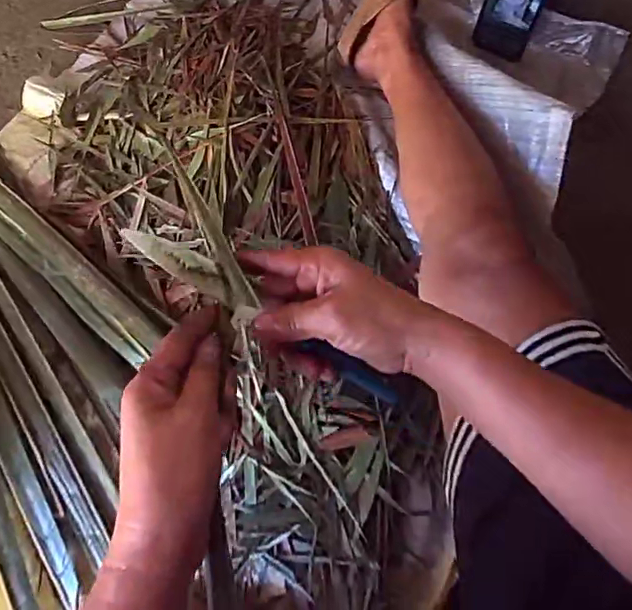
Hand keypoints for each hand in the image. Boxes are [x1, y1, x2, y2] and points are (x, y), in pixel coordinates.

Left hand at [99, 307, 233, 596]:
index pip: (179, 337)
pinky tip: (223, 441)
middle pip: (196, 364)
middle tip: (230, 392)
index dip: (203, 320)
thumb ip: (206, 369)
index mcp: (149, 382)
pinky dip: (218, 424)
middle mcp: (154, 395)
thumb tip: (213, 337)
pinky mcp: (181, 442)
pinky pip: (205, 416)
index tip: (228, 301)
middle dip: (218, 374)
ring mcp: (167, 420)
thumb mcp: (197, 412)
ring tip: (224, 426)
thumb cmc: (177, 470)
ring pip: (205, 391)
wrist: (163, 540)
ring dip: (221, 403)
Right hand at [242, 246, 448, 375]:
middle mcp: (315, 280)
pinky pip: (305, 340)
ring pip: (287, 325)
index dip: (243, 267)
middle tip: (265, 348)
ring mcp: (322, 305)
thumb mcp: (330, 318)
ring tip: (311, 365)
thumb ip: (290, 320)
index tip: (213, 278)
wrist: (417, 344)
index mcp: (316, 264)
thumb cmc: (376, 320)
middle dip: (271, 326)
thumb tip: (253, 322)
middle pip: (274, 299)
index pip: (270, 261)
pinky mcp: (330, 328)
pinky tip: (324, 370)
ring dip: (294, 349)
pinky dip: (310, 357)